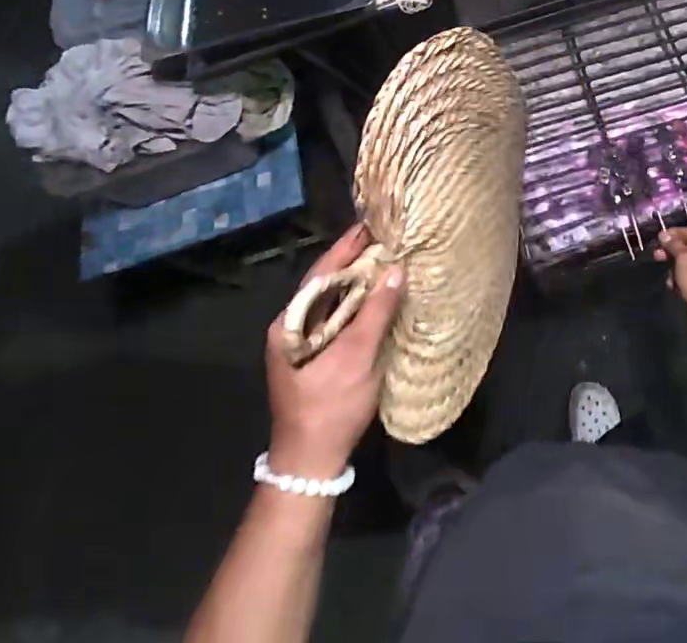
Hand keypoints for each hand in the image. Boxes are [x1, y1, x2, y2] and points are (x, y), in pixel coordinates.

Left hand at [264, 224, 403, 478]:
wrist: (310, 462)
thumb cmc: (330, 408)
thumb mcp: (356, 358)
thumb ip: (376, 313)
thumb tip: (396, 270)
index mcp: (291, 324)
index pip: (320, 274)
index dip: (345, 249)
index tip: (369, 224)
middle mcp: (293, 327)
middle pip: (326, 285)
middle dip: (353, 260)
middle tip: (384, 236)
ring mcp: (304, 343)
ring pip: (333, 302)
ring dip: (358, 280)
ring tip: (385, 257)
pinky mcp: (318, 356)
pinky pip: (340, 318)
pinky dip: (359, 303)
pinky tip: (379, 295)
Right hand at [652, 227, 686, 326]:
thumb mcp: (683, 259)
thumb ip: (674, 245)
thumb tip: (665, 235)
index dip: (674, 233)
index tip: (658, 237)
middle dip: (673, 253)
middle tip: (657, 255)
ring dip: (677, 269)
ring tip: (670, 280)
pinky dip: (685, 280)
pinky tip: (676, 289)